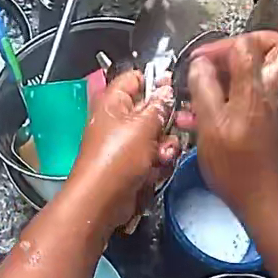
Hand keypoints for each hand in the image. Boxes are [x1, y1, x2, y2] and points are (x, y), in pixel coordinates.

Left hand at [64, 70, 179, 227]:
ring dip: (165, 145)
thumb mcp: (143, 125)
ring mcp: (126, 143)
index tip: (173, 89)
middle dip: (166, 121)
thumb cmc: (114, 160)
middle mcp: (118, 120)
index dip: (156, 81)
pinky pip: (155, 155)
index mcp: (113, 102)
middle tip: (170, 127)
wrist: (104, 199)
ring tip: (161, 155)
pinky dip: (160, 162)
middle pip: (152, 109)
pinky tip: (157, 168)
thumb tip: (167, 91)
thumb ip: (159, 105)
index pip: (135, 78)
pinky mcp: (133, 163)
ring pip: (158, 135)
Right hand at [183, 31, 277, 210]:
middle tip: (226, 51)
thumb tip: (200, 65)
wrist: (261, 197)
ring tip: (206, 85)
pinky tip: (203, 115)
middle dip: (251, 42)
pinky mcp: (266, 121)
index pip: (247, 44)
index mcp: (255, 90)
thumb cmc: (237, 167)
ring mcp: (271, 107)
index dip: (221, 46)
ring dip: (234, 73)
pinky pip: (250, 97)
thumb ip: (204, 89)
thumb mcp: (210, 125)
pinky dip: (229, 97)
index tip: (200, 60)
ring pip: (263, 72)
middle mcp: (270, 93)